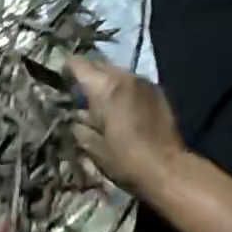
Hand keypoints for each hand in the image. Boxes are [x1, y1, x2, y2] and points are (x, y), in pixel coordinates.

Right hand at [66, 54, 187, 195]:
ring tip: (106, 105)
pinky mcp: (157, 88)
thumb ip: (80, 127)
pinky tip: (127, 109)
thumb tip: (75, 117)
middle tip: (83, 97)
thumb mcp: (94, 149)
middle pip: (98, 63)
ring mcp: (142, 80)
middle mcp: (123, 76)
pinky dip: (125, 89)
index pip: (78, 63)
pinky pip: (133, 81)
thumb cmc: (126, 160)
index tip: (64, 83)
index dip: (67, 69)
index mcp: (103, 87)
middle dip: (88, 76)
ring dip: (108, 82)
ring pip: (117, 71)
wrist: (168, 169)